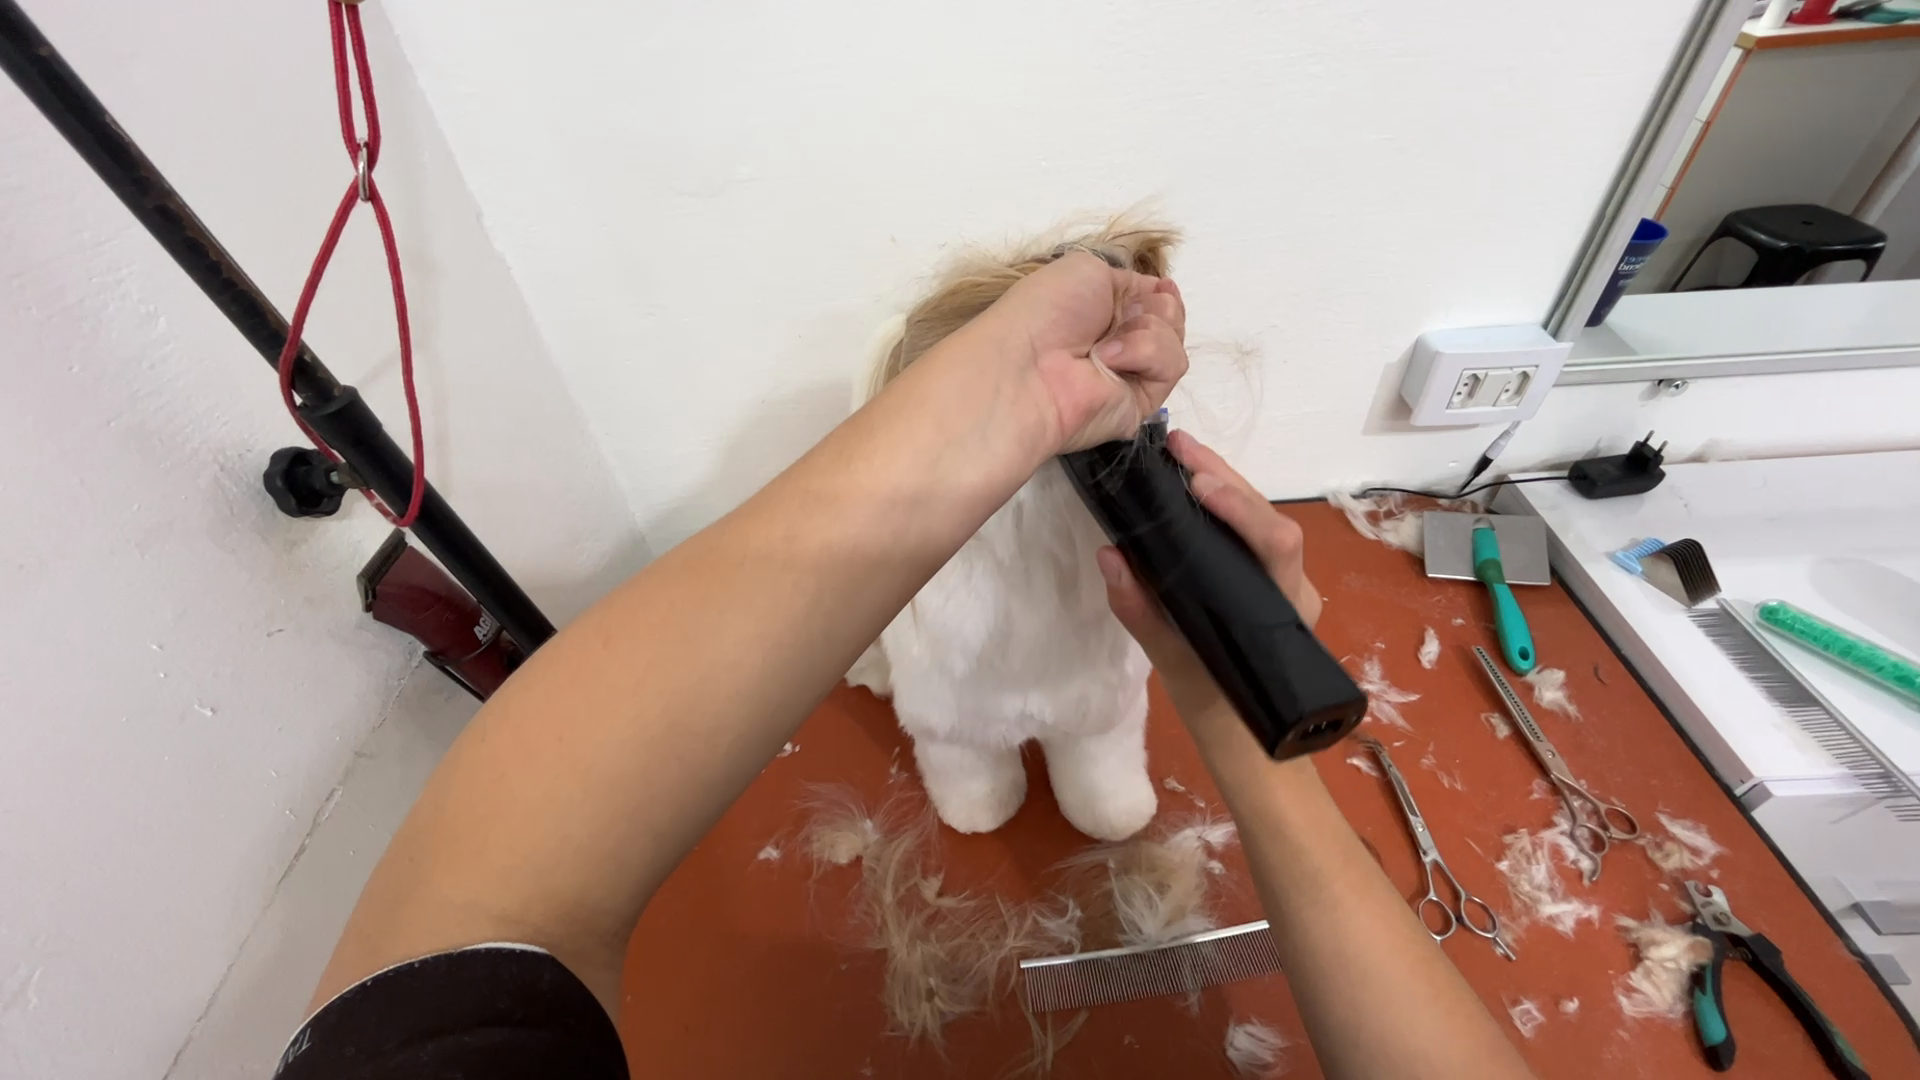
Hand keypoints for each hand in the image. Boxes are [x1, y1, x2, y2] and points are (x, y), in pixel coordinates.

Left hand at [959, 251, 1187, 453]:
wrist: (1027, 368)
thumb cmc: (1044, 312)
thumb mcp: (1083, 271)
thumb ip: (1124, 279)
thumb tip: (1155, 292)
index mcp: (1102, 313)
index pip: (1153, 301)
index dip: (1161, 293)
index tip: (1161, 288)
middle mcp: (1118, 346)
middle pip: (1171, 320)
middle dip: (1157, 307)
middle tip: (1123, 315)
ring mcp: (1129, 377)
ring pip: (1175, 342)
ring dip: (1148, 330)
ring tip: (1106, 345)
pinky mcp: (1139, 405)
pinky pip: (1170, 367)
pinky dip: (1146, 354)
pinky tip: (1110, 360)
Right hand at [1096, 431, 1322, 722]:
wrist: (1243, 734)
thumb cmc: (1215, 703)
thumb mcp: (1172, 660)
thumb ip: (1139, 609)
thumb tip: (1109, 555)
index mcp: (1284, 608)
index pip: (1276, 544)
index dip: (1240, 509)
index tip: (1197, 486)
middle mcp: (1292, 585)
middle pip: (1268, 515)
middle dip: (1223, 475)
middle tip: (1177, 445)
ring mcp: (1281, 578)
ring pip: (1260, 515)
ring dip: (1221, 479)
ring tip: (1179, 452)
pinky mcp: (1262, 575)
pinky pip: (1246, 528)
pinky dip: (1219, 500)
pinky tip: (1189, 483)